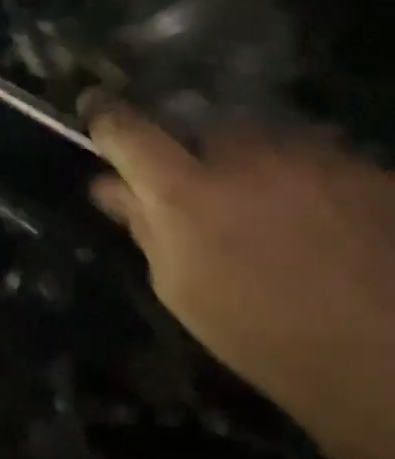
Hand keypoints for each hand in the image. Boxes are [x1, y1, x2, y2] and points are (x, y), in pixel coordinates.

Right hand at [89, 104, 394, 458]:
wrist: (377, 350)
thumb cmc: (250, 328)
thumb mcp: (176, 283)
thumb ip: (145, 226)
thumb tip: (115, 189)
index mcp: (183, 193)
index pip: (129, 134)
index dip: (106, 119)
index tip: (92, 108)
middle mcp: (248, 160)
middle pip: (204, 128)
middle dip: (189, 149)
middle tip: (186, 181)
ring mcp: (316, 161)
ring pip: (265, 138)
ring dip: (247, 159)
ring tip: (253, 198)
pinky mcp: (368, 172)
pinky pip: (316, 157)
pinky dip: (298, 175)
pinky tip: (305, 215)